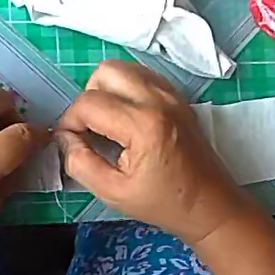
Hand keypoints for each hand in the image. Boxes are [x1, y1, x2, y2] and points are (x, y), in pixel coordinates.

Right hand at [54, 60, 258, 244]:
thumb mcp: (113, 193)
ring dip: (107, 91)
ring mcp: (171, 94)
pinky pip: (143, 76)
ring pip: (124, 68)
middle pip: (105, 72)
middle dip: (88, 99)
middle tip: (91, 130)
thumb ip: (80, 163)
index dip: (70, 123)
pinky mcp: (178, 96)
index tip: (72, 143)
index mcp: (143, 125)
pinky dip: (127, 90)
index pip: (88, 103)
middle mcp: (158, 100)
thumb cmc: (163, 204)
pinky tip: (128, 119)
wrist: (210, 205)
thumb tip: (64, 139)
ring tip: (109, 124)